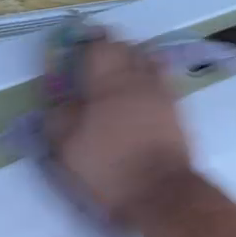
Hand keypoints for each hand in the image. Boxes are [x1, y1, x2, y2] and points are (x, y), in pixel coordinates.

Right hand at [42, 37, 196, 223]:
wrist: (163, 193)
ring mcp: (161, 93)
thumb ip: (57, 118)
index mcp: (106, 82)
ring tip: (120, 73)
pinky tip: (140, 96)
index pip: (99, 46)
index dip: (87, 43)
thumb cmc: (109, 167)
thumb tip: (57, 102)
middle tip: (96, 60)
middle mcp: (136, 79)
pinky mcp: (178, 111)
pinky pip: (162, 82)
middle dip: (110, 48)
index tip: (76, 50)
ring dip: (133, 60)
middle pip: (126, 47)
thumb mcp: (68, 147)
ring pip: (148, 60)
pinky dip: (150, 80)